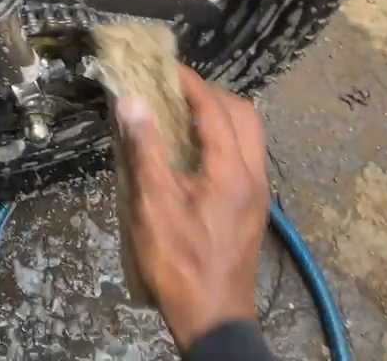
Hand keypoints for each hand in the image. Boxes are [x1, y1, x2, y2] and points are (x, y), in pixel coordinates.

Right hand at [116, 65, 270, 350]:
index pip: (215, 108)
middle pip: (243, 115)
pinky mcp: (250, 208)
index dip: (188, 82)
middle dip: (209, 93)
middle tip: (172, 89)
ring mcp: (256, 194)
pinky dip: (219, 137)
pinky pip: (242, 154)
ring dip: (216, 115)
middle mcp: (253, 176)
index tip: (161, 67)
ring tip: (177, 114)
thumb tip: (130, 99)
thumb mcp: (153, 204)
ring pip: (247, 135)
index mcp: (232, 171)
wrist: (212, 319)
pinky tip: (187, 150)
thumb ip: (144, 148)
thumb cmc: (179, 261)